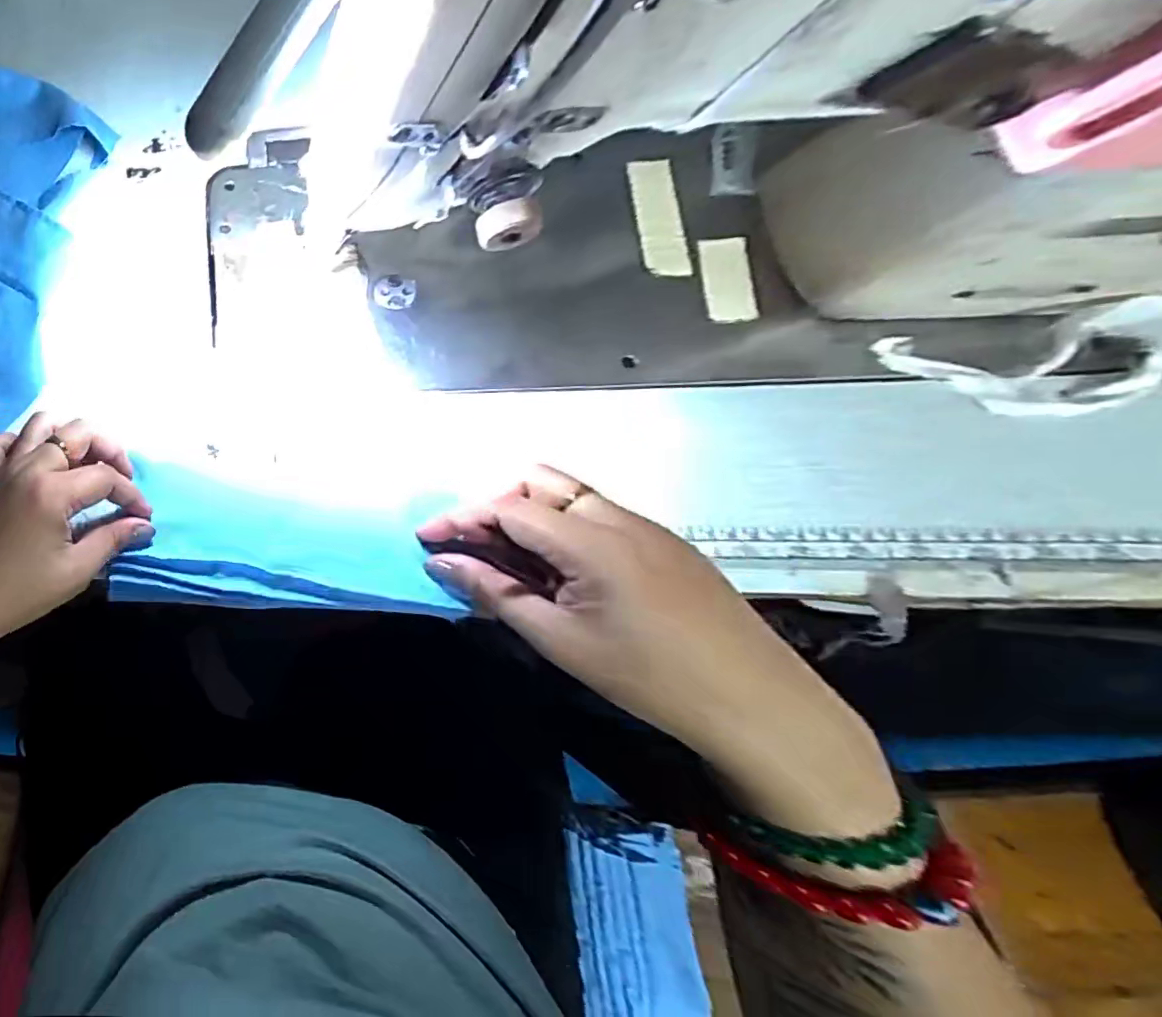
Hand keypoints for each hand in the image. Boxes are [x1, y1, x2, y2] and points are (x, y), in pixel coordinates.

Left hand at [0, 414, 153, 673]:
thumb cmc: (21, 593)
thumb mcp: (76, 570)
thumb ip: (112, 539)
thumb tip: (143, 525)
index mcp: (52, 491)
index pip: (104, 477)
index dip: (131, 495)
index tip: (143, 517)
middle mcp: (28, 468)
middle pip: (78, 432)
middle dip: (110, 451)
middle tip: (123, 480)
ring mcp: (5, 469)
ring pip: (41, 424)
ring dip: (71, 436)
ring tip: (87, 464)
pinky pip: (2, 442)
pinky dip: (23, 442)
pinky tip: (38, 463)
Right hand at [417, 468, 900, 841]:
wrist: (758, 703)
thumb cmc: (647, 677)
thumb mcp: (558, 639)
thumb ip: (494, 594)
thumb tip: (443, 563)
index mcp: (589, 540)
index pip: (506, 506)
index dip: (460, 517)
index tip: (427, 538)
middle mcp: (617, 517)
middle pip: (538, 482)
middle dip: (493, 503)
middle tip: (470, 544)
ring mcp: (647, 526)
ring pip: (570, 494)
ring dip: (528, 512)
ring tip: (508, 557)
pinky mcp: (666, 542)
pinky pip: (598, 513)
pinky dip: (562, 525)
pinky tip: (559, 568)